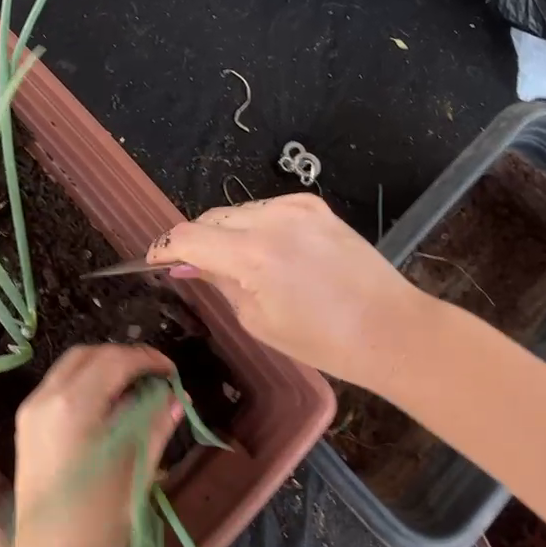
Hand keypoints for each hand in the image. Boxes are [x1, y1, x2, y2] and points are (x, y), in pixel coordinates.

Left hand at [7, 344, 180, 546]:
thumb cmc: (94, 526)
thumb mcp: (132, 475)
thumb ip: (153, 428)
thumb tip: (176, 398)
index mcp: (71, 406)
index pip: (113, 361)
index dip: (146, 360)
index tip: (172, 372)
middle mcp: (45, 398)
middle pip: (87, 355)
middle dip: (123, 358)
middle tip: (155, 376)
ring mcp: (31, 411)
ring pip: (70, 367)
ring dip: (103, 368)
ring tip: (138, 389)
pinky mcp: (27, 427)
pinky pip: (59, 387)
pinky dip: (86, 385)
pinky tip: (110, 407)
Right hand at [147, 193, 428, 388]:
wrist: (392, 329)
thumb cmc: (324, 340)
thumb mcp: (258, 321)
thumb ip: (219, 283)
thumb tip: (188, 264)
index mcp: (252, 255)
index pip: (188, 237)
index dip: (165, 247)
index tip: (153, 260)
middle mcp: (270, 220)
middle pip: (210, 218)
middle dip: (197, 241)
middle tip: (195, 269)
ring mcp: (295, 207)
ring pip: (237, 211)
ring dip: (227, 232)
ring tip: (240, 264)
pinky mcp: (314, 205)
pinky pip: (266, 208)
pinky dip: (257, 225)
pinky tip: (272, 251)